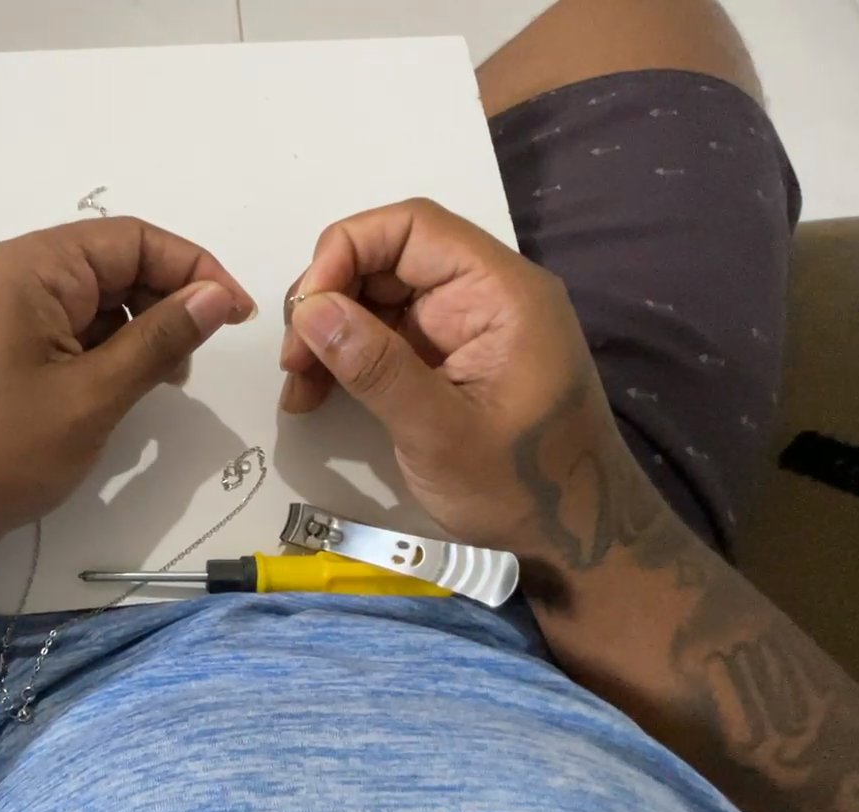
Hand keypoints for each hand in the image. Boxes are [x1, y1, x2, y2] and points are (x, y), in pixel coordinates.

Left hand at [0, 217, 255, 550]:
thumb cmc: (4, 450)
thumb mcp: (93, 394)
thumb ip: (159, 339)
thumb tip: (217, 294)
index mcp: (32, 268)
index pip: (132, 238)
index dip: (193, 270)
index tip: (236, 315)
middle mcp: (17, 277)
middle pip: (114, 265)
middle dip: (166, 303)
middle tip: (192, 362)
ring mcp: (7, 314)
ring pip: (97, 302)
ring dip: (140, 332)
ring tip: (161, 381)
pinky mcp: (6, 349)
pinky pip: (72, 332)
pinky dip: (108, 353)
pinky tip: (123, 389)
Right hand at [278, 199, 671, 582]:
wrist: (565, 536)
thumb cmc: (517, 487)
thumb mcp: (439, 432)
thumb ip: (375, 367)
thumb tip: (308, 311)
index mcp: (498, 292)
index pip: (412, 227)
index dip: (345, 251)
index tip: (305, 312)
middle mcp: (478, 296)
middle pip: (385, 260)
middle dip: (327, 302)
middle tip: (293, 363)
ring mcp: (458, 329)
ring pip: (373, 301)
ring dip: (326, 337)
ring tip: (297, 389)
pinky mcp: (441, 361)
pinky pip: (379, 340)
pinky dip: (341, 362)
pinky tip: (314, 396)